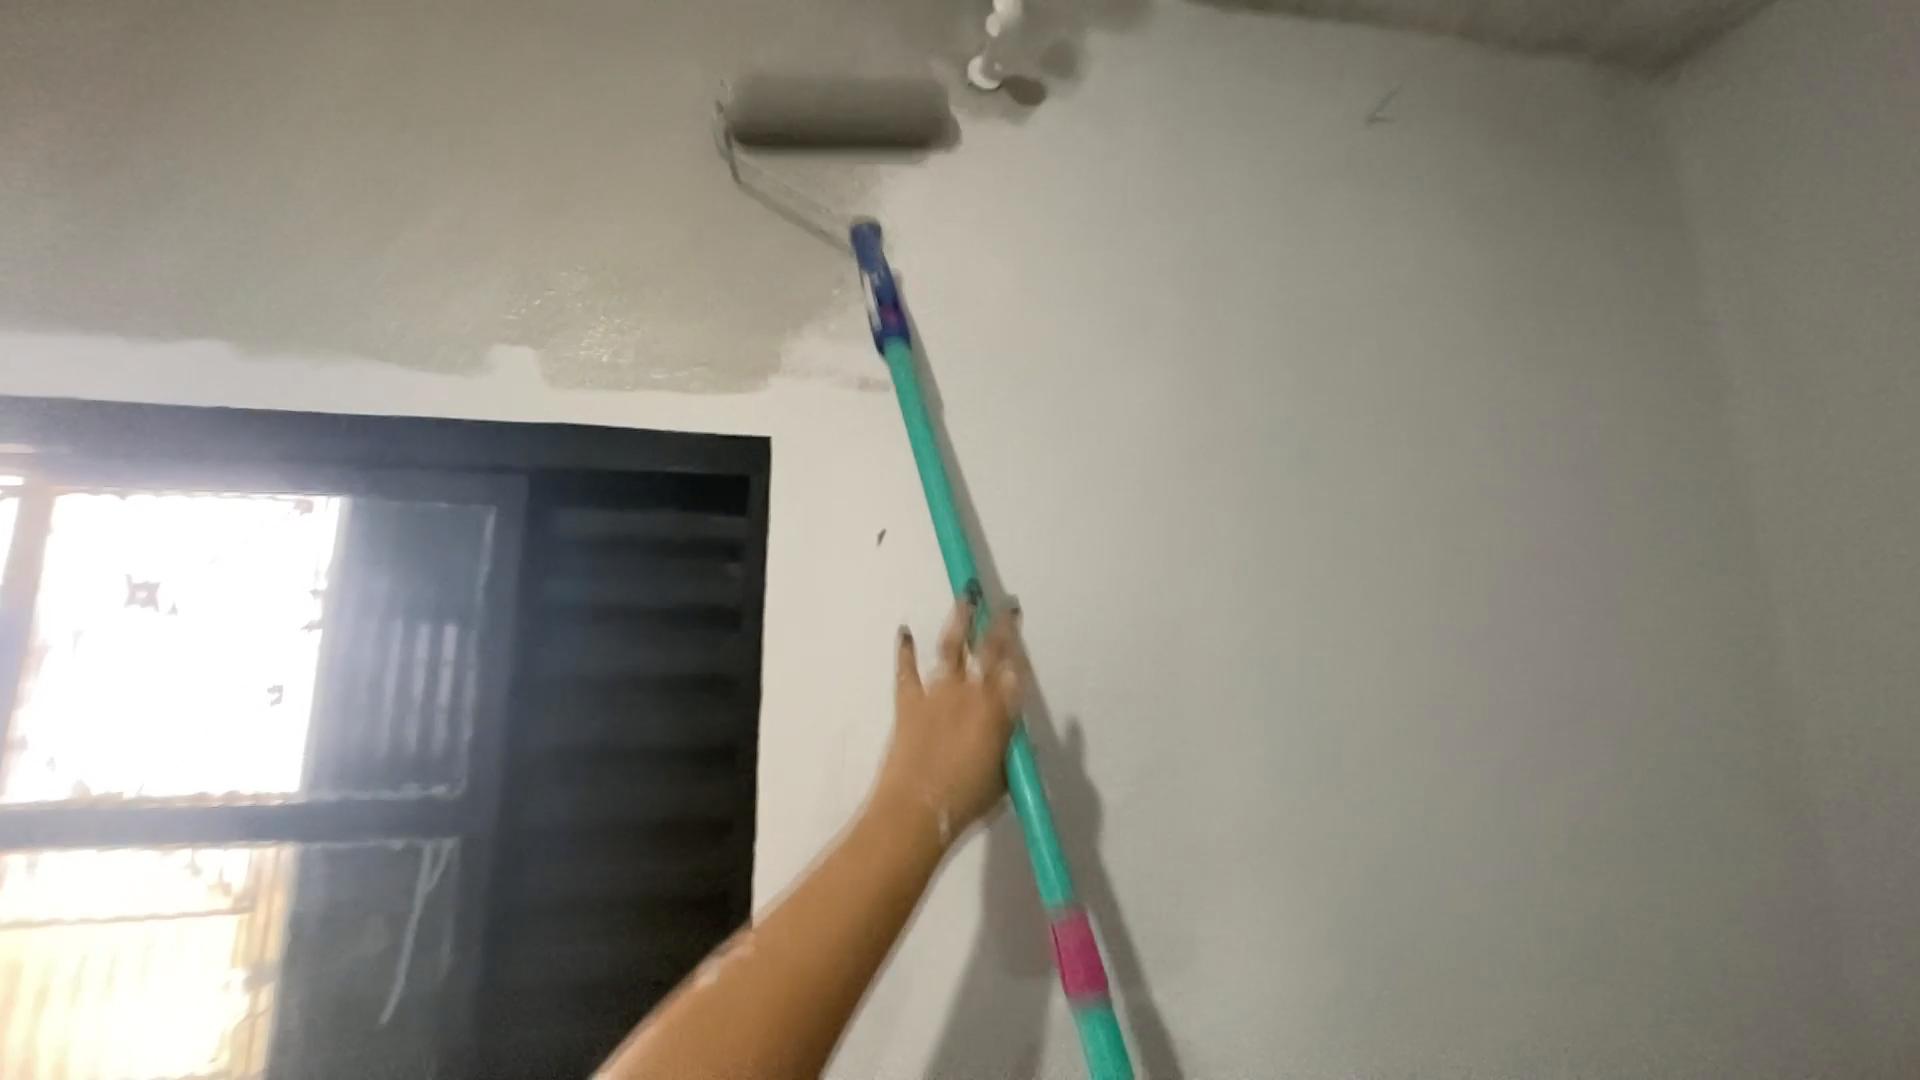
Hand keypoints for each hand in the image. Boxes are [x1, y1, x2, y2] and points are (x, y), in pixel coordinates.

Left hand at [876, 599, 1023, 847]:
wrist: (915, 810)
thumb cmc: (965, 802)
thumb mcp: (1003, 778)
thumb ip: (1009, 748)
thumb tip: (1015, 733)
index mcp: (998, 712)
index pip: (1015, 671)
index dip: (1017, 647)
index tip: (1019, 627)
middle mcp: (971, 694)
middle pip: (989, 651)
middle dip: (999, 625)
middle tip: (1005, 605)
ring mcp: (938, 694)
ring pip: (951, 648)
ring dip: (959, 622)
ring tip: (964, 598)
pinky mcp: (909, 702)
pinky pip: (907, 670)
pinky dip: (905, 650)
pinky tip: (905, 632)